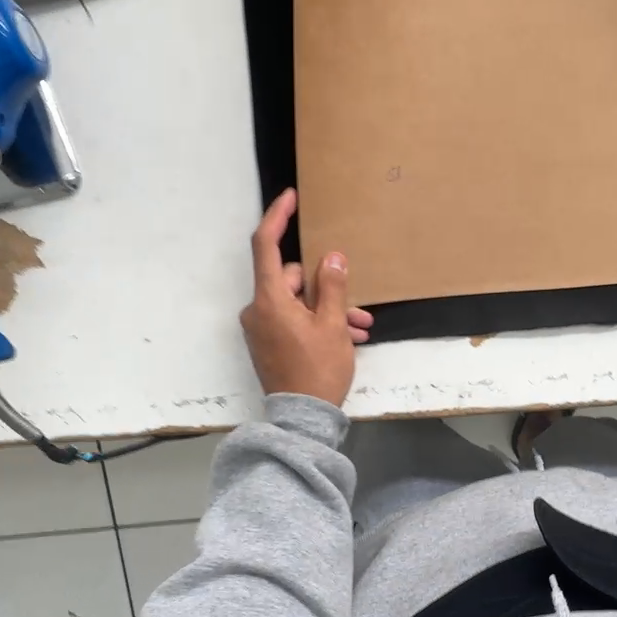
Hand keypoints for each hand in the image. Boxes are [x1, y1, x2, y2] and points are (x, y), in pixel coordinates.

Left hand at [241, 189, 374, 405]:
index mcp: (269, 300)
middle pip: (292, 280)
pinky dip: (316, 324)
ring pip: (298, 303)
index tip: (291, 198)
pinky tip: (345, 338)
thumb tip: (332, 258)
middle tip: (358, 310)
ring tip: (359, 330)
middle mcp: (257, 310)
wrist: (302, 418)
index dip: (277, 217)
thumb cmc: (318, 369)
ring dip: (329, 311)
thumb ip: (333, 287)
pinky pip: (293, 321)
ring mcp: (261, 329)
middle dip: (326, 289)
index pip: (266, 245)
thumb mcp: (334, 326)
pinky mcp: (268, 344)